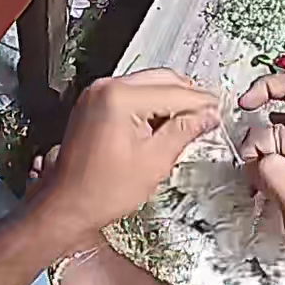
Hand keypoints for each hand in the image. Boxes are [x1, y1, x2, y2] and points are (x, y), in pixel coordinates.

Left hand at [38, 69, 218, 245]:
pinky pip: (132, 92)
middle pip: (162, 79)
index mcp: (121, 98)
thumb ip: (184, 131)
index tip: (218, 111)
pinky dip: (151, 103)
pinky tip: (165, 121)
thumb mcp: (155, 161)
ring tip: (190, 121)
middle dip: (188, 96)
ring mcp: (98, 93)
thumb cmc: (103, 191)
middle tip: (209, 114)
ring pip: (148, 83)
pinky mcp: (94, 102)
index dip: (201, 103)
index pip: (174, 93)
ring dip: (171, 98)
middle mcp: (107, 87)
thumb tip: (208, 116)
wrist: (66, 205)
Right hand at [237, 74, 284, 284]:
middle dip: (267, 90)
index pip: (274, 128)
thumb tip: (254, 148)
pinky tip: (262, 179)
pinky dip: (270, 155)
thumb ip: (275, 170)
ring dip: (267, 128)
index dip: (254, 144)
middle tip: (243, 105)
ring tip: (251, 155)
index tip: (248, 169)